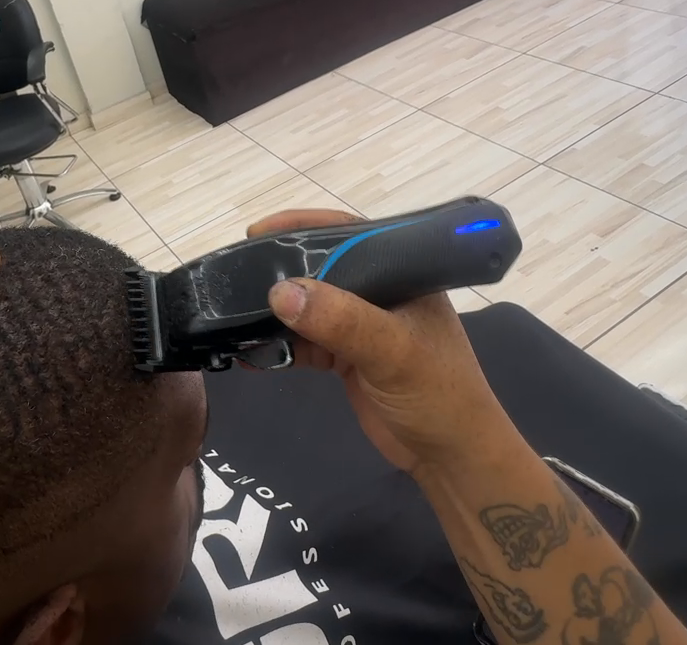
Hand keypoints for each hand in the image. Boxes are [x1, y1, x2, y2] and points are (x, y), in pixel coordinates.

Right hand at [248, 210, 508, 478]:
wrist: (452, 460)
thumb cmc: (437, 394)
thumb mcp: (392, 350)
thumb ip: (340, 320)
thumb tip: (279, 292)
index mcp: (399, 273)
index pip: (348, 233)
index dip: (304, 226)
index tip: (259, 232)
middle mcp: (378, 292)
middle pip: (322, 267)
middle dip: (281, 268)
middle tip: (238, 270)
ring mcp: (361, 325)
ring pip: (309, 306)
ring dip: (276, 312)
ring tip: (234, 313)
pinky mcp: (346, 357)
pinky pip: (304, 342)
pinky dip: (278, 347)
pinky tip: (249, 355)